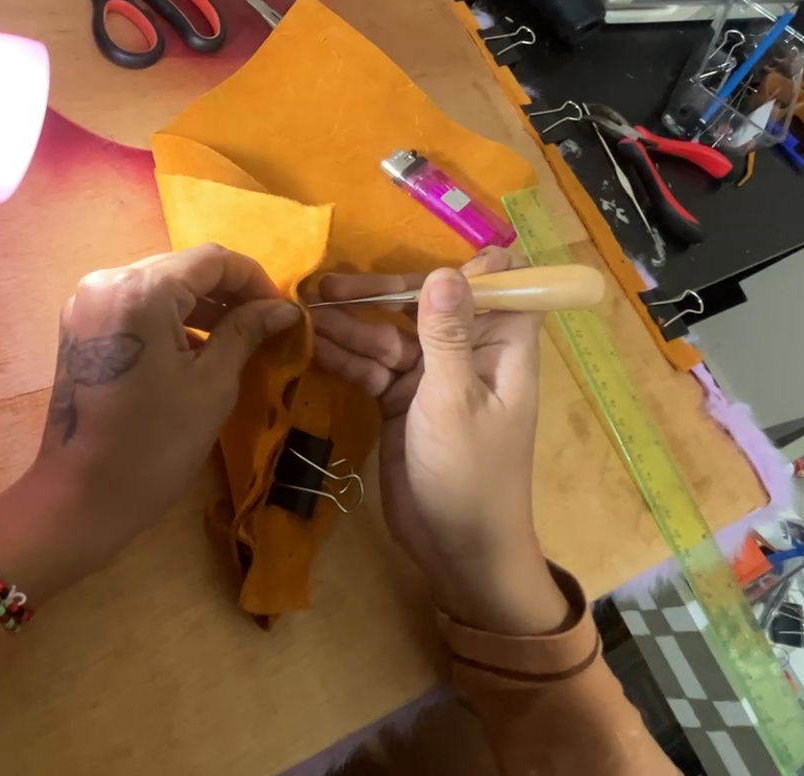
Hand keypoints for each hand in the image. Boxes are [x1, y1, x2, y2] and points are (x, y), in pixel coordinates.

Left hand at [0, 244, 300, 600]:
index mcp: (140, 291)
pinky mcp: (81, 325)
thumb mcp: (212, 385)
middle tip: (265, 322)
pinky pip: (136, 303)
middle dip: (228, 290)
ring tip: (238, 334)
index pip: (211, 260)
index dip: (253, 278)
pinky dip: (170, 316)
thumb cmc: (155, 445)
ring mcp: (88, 302)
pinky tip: (197, 344)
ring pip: (160, 283)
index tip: (281, 309)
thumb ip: (246, 332)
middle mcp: (107, 281)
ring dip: (200, 303)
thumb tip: (285, 308)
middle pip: (182, 267)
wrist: (82, 497)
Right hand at [313, 247, 568, 634]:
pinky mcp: (399, 400)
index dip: (469, 266)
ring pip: (387, 336)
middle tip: (326, 287)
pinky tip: (311, 344)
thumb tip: (448, 270)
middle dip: (377, 295)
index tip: (423, 253)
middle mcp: (465, 353)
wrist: (455, 550)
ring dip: (348, 327)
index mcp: (499, 347)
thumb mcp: (455, 400)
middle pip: (422, 306)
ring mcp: (429, 377)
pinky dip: (343, 358)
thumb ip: (446, 334)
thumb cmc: (470, 474)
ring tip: (304, 313)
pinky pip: (369, 367)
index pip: (497, 287)